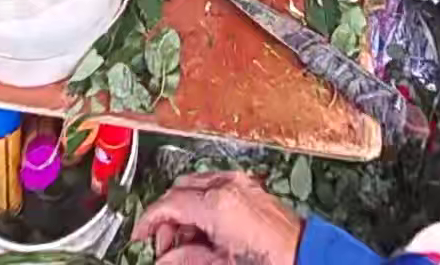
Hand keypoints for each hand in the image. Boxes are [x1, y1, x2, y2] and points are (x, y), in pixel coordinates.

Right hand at [130, 171, 301, 264]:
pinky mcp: (249, 186)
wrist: (301, 255)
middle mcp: (228, 185)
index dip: (150, 220)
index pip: (171, 202)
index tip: (138, 237)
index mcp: (217, 203)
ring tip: (186, 246)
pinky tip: (205, 233)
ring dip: (185, 210)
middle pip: (182, 188)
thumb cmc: (264, 262)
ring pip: (198, 186)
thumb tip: (164, 259)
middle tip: (165, 249)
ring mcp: (240, 182)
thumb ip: (187, 259)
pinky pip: (216, 188)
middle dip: (168, 216)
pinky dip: (202, 205)